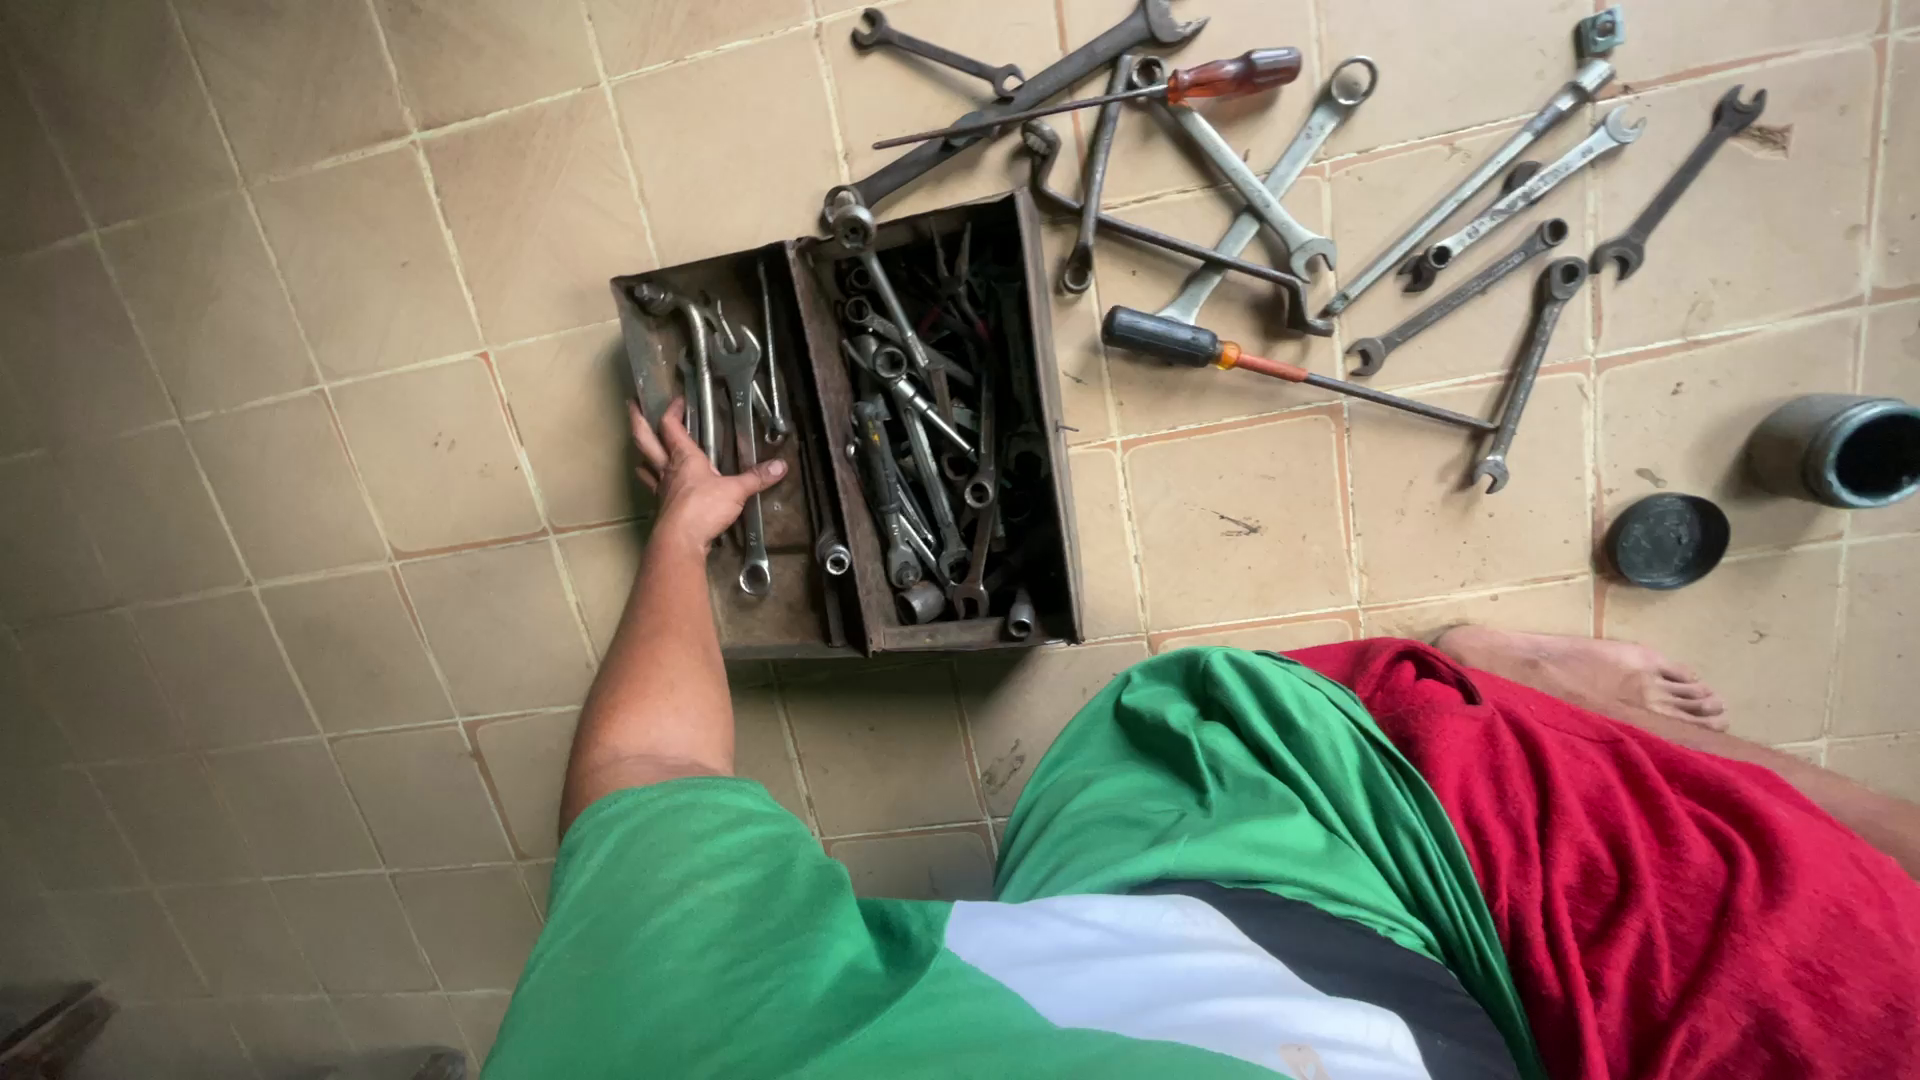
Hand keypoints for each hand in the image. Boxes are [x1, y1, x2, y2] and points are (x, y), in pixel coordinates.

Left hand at [631, 398, 784, 552]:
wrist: (681, 540)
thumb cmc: (704, 508)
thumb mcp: (736, 491)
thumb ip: (756, 478)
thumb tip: (781, 466)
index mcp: (684, 457)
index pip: (671, 426)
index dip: (672, 411)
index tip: (677, 400)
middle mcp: (667, 469)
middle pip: (645, 439)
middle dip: (638, 420)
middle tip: (632, 406)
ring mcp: (661, 489)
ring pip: (644, 464)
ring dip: (642, 453)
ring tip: (643, 448)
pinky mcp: (662, 507)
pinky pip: (653, 488)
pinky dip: (653, 482)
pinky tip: (658, 485)